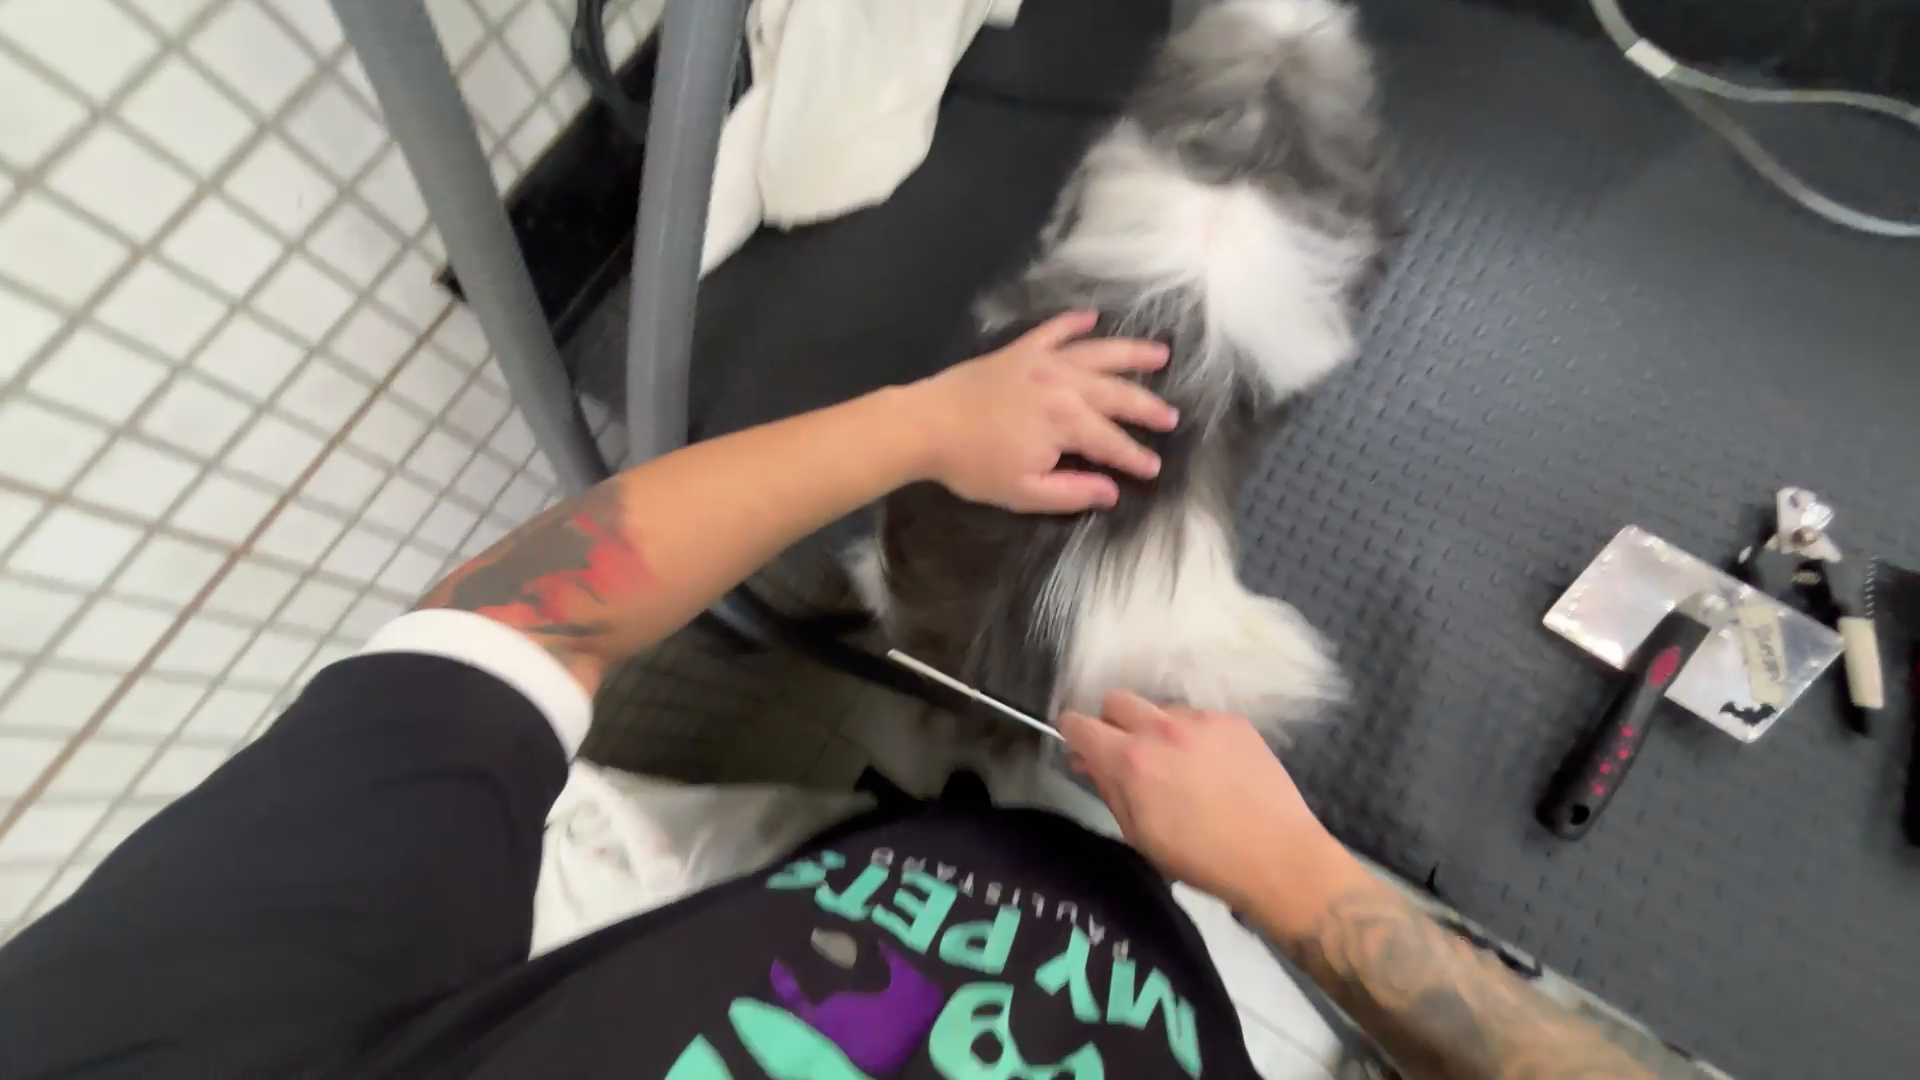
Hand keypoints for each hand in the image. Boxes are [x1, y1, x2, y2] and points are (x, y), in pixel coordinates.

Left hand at [905, 311, 1176, 512]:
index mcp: (1066, 422)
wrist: (925, 424)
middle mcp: (1064, 384)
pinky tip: (1092, 316)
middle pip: (1116, 394)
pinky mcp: (1019, 351)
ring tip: (1160, 353)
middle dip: (1146, 407)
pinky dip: (1073, 323)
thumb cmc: (973, 464)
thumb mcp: (1023, 492)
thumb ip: (1072, 493)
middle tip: (1170, 417)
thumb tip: (1112, 492)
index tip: (1153, 469)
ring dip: (1131, 353)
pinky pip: (1053, 331)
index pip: (1112, 442)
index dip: (1134, 458)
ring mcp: (1042, 361)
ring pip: (1097, 353)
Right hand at [1059, 691, 1340, 910]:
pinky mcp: (1232, 720)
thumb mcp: (1139, 834)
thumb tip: (1088, 761)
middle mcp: (1160, 729)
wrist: (1279, 857)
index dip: (1070, 730)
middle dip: (1111, 721)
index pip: (1079, 724)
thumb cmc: (1201, 859)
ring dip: (1155, 728)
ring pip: (1159, 708)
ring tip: (1177, 764)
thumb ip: (1108, 789)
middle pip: (1116, 699)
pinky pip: (1197, 717)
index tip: (1075, 741)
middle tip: (1125, 751)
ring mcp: (1199, 720)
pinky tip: (1212, 766)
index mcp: (1131, 760)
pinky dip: (1193, 735)